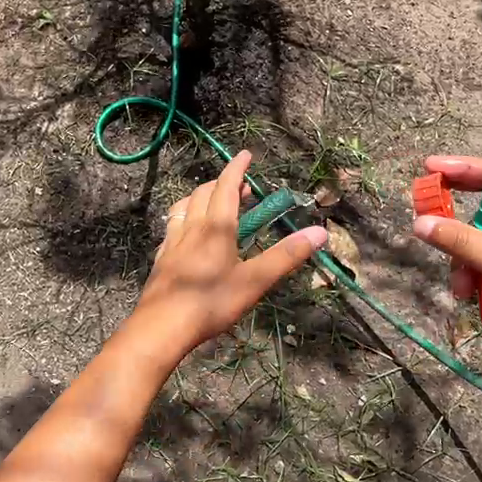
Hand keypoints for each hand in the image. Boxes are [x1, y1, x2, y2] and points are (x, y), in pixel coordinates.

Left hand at [124, 151, 327, 365]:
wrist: (162, 327)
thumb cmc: (211, 303)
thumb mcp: (255, 281)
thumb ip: (286, 256)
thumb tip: (320, 233)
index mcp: (216, 228)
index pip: (226, 188)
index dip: (237, 169)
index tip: (245, 154)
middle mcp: (191, 229)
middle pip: (203, 194)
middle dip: (221, 183)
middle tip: (239, 186)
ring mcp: (172, 244)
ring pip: (183, 208)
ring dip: (198, 197)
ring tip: (210, 202)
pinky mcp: (161, 261)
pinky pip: (171, 229)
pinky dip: (183, 219)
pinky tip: (185, 233)